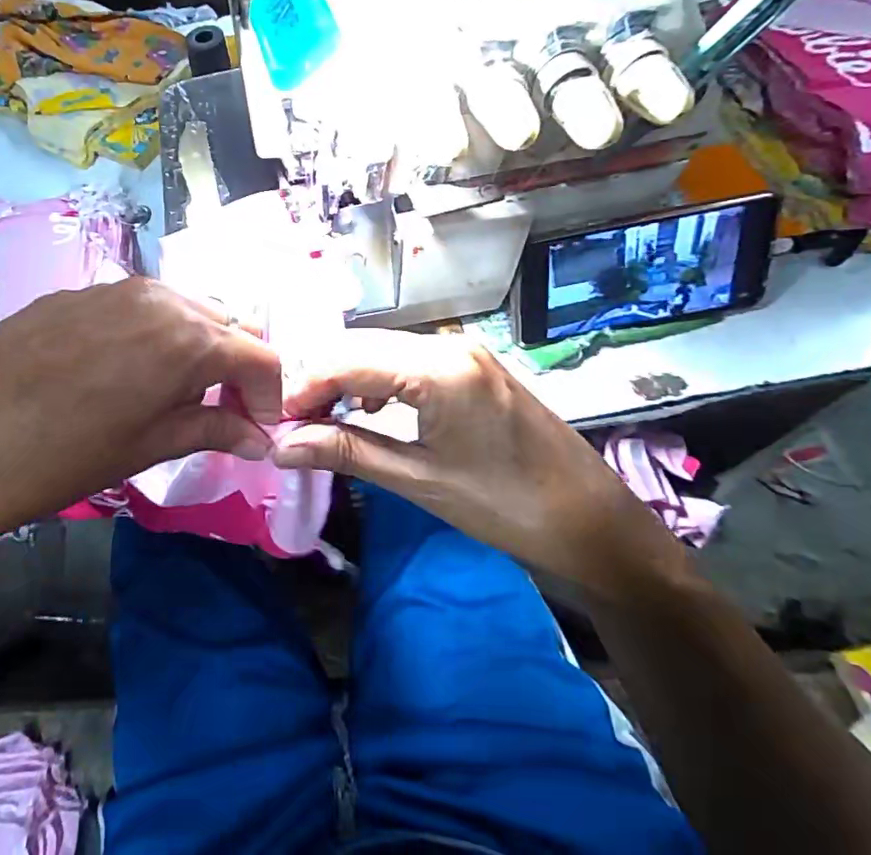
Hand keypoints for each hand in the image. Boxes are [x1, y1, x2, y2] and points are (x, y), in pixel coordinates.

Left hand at [0, 277, 282, 571]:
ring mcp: (108, 289)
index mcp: (185, 336)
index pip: (258, 356)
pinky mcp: (71, 296)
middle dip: (232, 370)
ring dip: (192, 352)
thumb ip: (207, 431)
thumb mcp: (140, 450)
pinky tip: (123, 378)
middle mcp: (155, 297)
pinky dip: (150, 339)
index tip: (259, 431)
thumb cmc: (52, 459)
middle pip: (220, 326)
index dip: (269, 396)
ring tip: (172, 401)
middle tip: (220, 418)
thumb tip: (258, 438)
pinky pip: (134, 311)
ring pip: (177, 313)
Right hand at [274, 330, 686, 600]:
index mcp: (438, 367)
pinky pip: (406, 362)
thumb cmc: (507, 507)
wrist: (594, 525)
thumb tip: (281, 446)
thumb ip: (346, 451)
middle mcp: (449, 345)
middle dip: (318, 380)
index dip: (303, 387)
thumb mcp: (419, 480)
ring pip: (381, 352)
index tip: (276, 422)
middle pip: (360, 346)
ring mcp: (463, 353)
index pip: (346, 359)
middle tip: (290, 423)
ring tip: (318, 420)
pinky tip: (362, 411)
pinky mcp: (472, 368)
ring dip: (344, 381)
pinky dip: (374, 383)